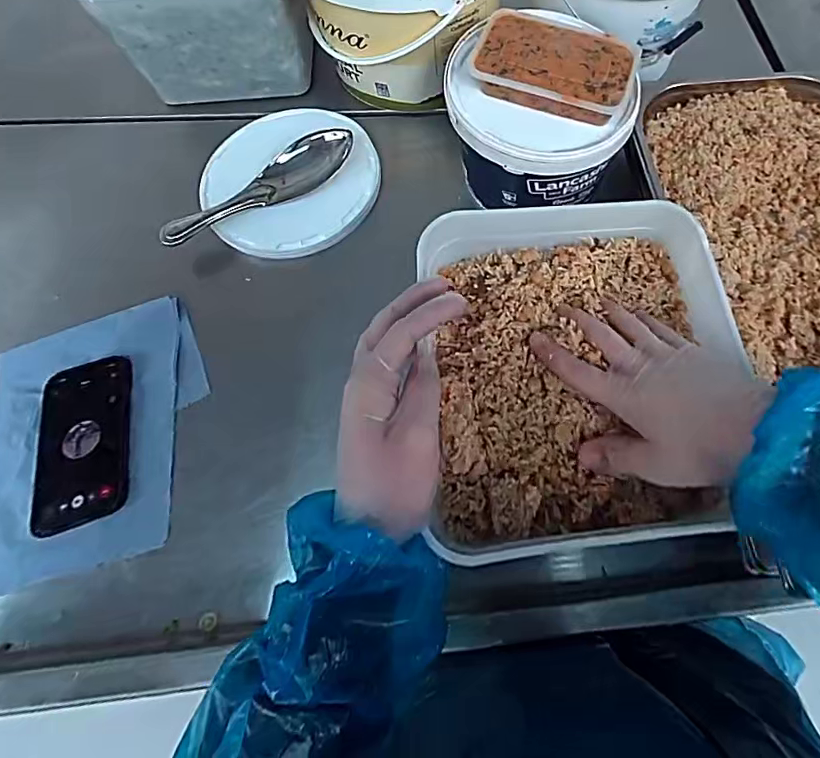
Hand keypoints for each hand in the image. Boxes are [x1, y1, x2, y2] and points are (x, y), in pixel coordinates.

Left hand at [336, 277, 468, 539]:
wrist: (366, 536)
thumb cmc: (395, 491)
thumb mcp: (418, 439)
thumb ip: (422, 388)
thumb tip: (428, 349)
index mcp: (367, 387)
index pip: (399, 335)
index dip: (430, 313)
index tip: (461, 300)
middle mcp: (358, 382)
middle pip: (381, 327)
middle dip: (411, 300)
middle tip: (444, 284)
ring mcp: (360, 394)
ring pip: (379, 339)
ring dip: (404, 314)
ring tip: (435, 298)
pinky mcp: (368, 407)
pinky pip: (385, 358)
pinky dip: (403, 336)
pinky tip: (422, 337)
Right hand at [531, 299, 771, 486]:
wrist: (754, 427)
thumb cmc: (701, 450)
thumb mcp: (654, 463)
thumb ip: (617, 456)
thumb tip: (581, 454)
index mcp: (624, 395)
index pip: (579, 372)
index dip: (554, 355)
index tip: (535, 337)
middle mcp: (639, 367)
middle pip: (601, 337)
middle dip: (579, 321)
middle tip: (562, 307)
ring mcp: (665, 354)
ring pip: (629, 325)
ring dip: (610, 312)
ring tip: (598, 301)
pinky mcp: (690, 350)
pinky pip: (658, 327)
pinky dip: (643, 317)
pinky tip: (639, 314)